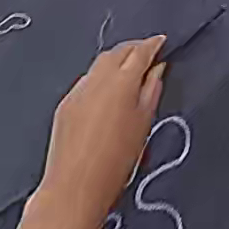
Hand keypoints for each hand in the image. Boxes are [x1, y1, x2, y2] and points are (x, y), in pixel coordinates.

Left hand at [32, 36, 167, 228]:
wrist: (75, 186)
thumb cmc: (118, 159)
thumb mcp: (144, 123)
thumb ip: (151, 90)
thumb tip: (156, 68)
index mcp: (122, 82)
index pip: (140, 52)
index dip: (153, 44)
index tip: (162, 41)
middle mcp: (97, 79)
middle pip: (118, 51)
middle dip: (134, 48)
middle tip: (148, 52)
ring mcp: (78, 90)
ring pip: (100, 63)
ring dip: (117, 60)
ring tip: (130, 68)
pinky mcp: (65, 103)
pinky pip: (87, 79)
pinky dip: (101, 76)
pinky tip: (108, 90)